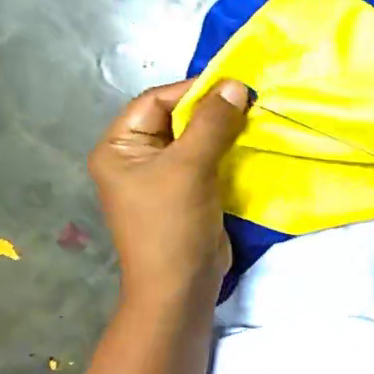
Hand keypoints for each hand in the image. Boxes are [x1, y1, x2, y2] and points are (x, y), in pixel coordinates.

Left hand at [88, 78, 251, 303]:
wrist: (181, 288)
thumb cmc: (172, 226)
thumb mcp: (189, 168)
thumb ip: (211, 123)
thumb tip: (236, 85)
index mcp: (119, 148)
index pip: (155, 102)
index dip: (192, 90)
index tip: (233, 85)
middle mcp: (136, 158)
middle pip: (176, 118)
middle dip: (211, 109)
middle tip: (248, 100)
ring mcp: (163, 176)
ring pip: (195, 139)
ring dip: (223, 129)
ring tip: (254, 117)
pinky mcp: (187, 192)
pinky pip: (207, 160)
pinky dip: (227, 150)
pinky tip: (250, 143)